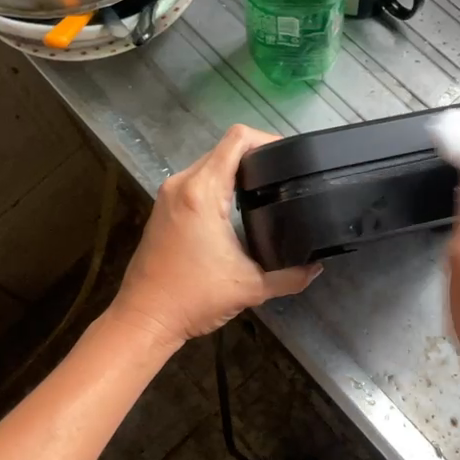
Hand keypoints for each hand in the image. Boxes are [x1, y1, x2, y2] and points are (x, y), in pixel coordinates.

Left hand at [109, 125, 322, 350]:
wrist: (143, 320)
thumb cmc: (193, 298)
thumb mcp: (250, 288)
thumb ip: (290, 275)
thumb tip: (316, 266)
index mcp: (202, 191)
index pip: (237, 140)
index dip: (266, 139)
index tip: (289, 156)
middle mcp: (182, 183)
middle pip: (224, 148)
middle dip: (256, 155)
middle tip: (284, 174)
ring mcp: (169, 193)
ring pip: (210, 163)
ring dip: (237, 169)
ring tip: (267, 186)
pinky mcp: (164, 206)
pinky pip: (197, 179)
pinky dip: (220, 181)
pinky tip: (239, 202)